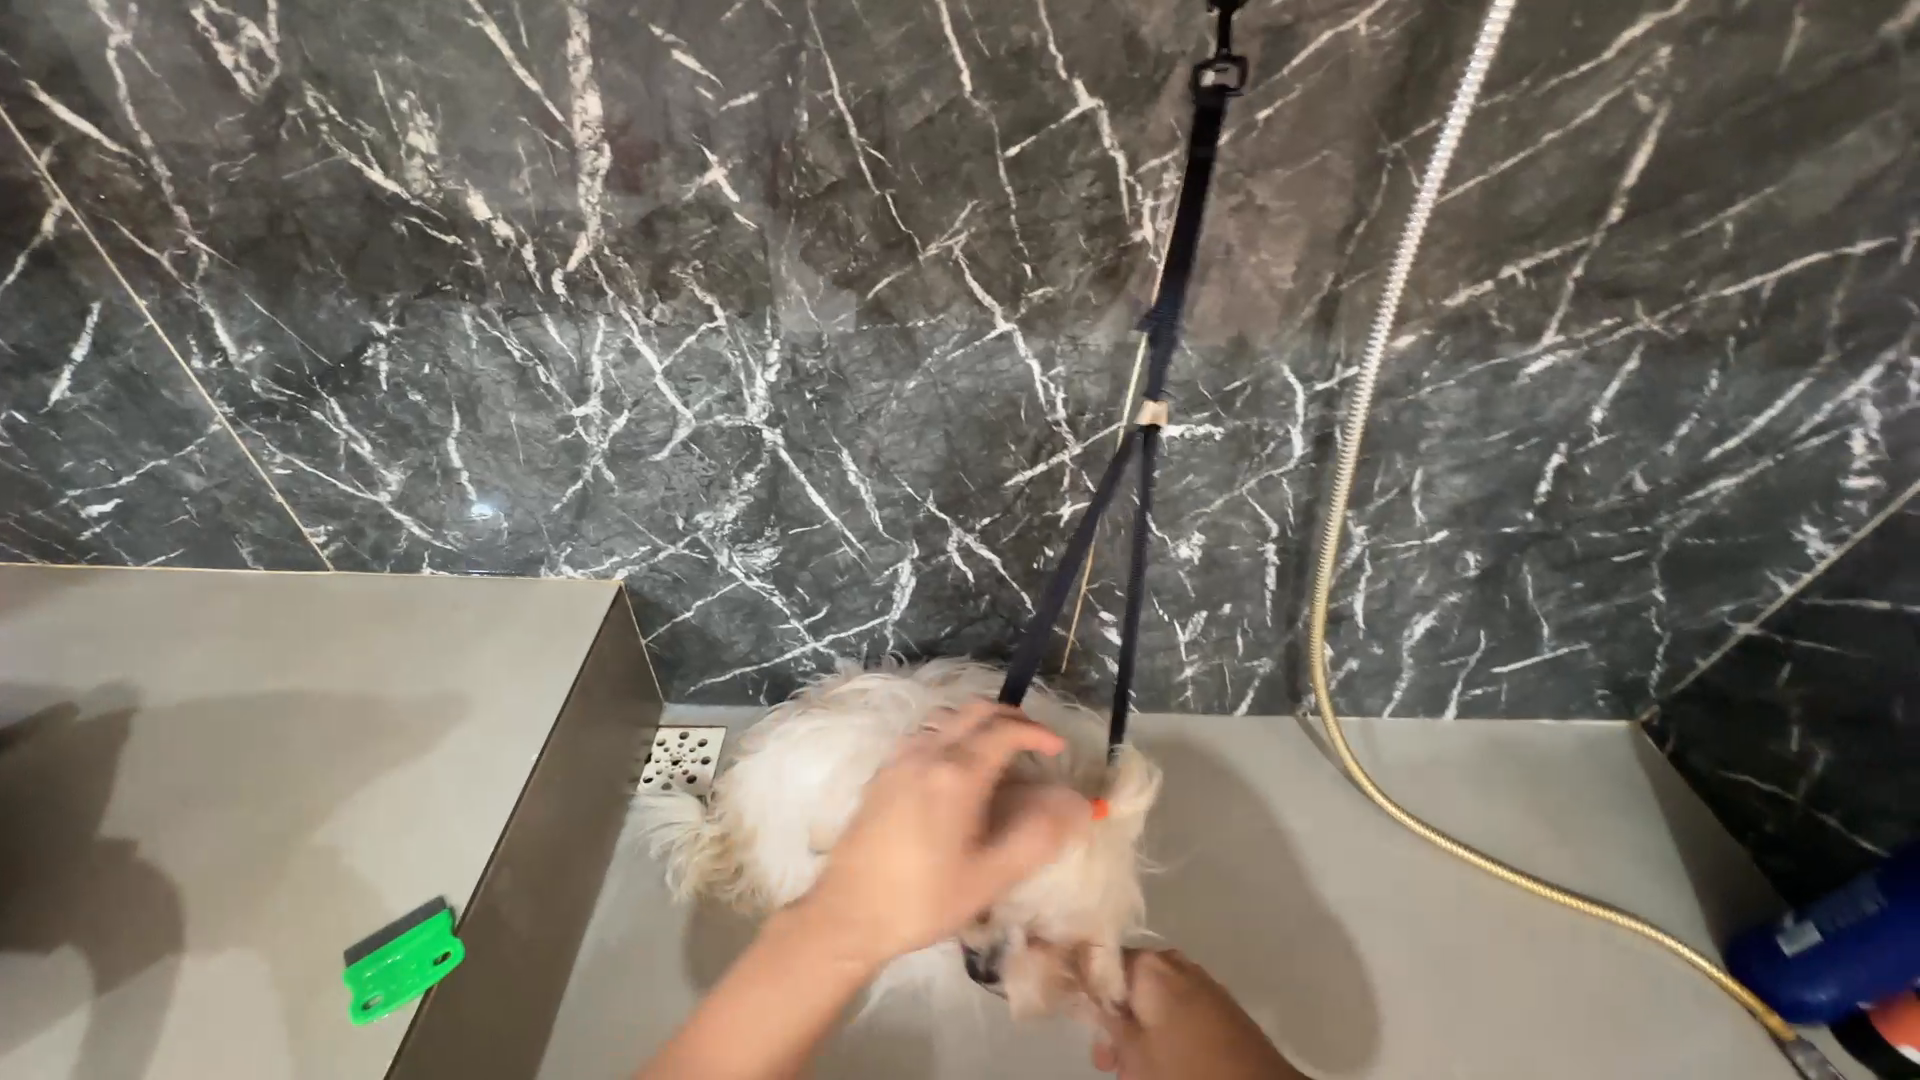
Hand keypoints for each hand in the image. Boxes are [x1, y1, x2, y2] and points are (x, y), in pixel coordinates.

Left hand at [792, 702, 1090, 969]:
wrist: (847, 914)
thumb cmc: (923, 899)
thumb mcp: (989, 878)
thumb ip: (1036, 836)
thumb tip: (1072, 804)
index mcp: (956, 774)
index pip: (1005, 731)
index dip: (1038, 733)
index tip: (1058, 748)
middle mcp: (927, 753)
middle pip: (976, 711)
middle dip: (1011, 717)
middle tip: (1035, 741)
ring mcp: (899, 759)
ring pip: (947, 718)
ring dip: (979, 723)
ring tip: (1000, 751)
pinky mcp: (882, 773)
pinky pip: (925, 734)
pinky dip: (952, 734)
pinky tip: (957, 769)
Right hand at [1093, 950, 1301, 1079]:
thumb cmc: (1189, 1073)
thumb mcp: (1135, 1053)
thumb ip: (1107, 1018)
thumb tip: (1085, 987)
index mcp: (1149, 966)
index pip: (1100, 961)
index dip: (1083, 989)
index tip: (1077, 1020)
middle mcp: (1173, 963)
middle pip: (1127, 983)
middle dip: (1113, 1021)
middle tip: (1106, 1063)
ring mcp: (1200, 984)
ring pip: (1152, 1001)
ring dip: (1137, 1033)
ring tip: (1132, 1073)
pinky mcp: (1219, 1007)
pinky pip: (1177, 1011)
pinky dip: (1163, 1034)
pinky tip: (1161, 1065)